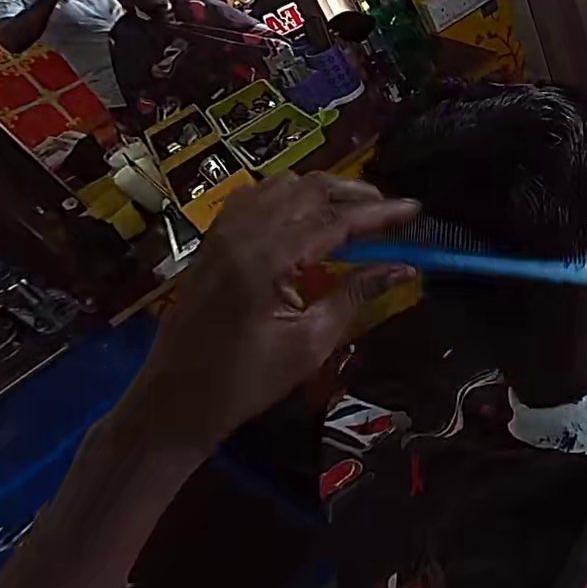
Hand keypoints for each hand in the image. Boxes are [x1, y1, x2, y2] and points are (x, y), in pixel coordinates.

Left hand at [122, 172, 417, 449]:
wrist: (172, 402)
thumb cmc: (244, 383)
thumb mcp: (310, 344)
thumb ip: (357, 295)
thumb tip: (404, 268)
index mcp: (266, 260)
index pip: (336, 221)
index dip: (380, 214)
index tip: (414, 209)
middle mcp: (243, 233)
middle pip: (310, 189)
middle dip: (354, 193)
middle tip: (388, 210)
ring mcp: (223, 231)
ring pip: (283, 185)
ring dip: (323, 191)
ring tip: (353, 210)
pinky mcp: (214, 238)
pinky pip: (257, 196)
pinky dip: (289, 195)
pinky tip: (305, 213)